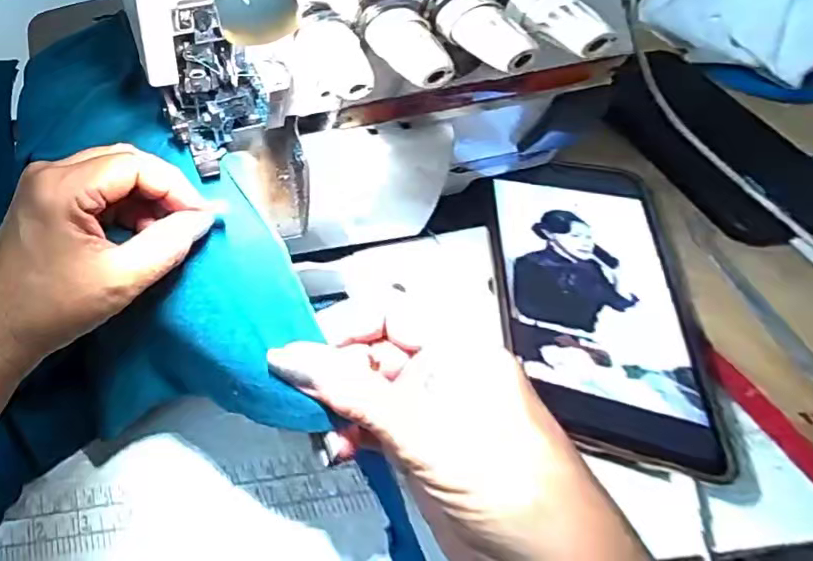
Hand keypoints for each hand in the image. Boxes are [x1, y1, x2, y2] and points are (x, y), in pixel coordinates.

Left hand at [0, 145, 219, 375]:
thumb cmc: (54, 309)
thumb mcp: (119, 279)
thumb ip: (166, 244)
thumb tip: (201, 219)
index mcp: (61, 185)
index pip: (131, 164)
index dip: (172, 186)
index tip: (200, 216)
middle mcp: (49, 170)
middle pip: (120, 160)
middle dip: (159, 187)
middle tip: (187, 220)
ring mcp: (43, 180)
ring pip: (108, 170)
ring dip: (140, 195)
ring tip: (163, 230)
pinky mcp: (43, 194)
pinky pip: (92, 185)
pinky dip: (118, 203)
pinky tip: (136, 229)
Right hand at [267, 297, 648, 560]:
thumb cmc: (524, 500)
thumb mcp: (425, 434)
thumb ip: (350, 392)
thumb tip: (289, 358)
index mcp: (457, 352)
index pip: (384, 313)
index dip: (343, 327)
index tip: (307, 353)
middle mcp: (440, 374)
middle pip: (365, 351)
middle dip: (332, 375)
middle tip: (307, 397)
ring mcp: (428, 412)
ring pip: (360, 389)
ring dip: (334, 409)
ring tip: (326, 433)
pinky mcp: (419, 448)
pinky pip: (366, 423)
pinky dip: (346, 433)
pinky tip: (339, 450)